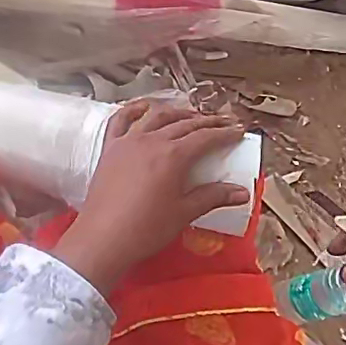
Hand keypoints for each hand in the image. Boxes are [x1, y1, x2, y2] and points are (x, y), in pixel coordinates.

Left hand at [52, 100, 249, 292]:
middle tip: (223, 122)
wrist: (103, 238)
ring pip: (156, 116)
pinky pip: (121, 120)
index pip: (205, 137)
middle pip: (184, 124)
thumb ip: (213, 197)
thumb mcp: (184, 213)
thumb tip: (242, 192)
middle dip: (207, 121)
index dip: (224, 133)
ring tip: (192, 114)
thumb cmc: (146, 229)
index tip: (238, 131)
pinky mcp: (110, 148)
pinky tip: (144, 107)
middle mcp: (151, 141)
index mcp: (173, 156)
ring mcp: (128, 141)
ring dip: (177, 112)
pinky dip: (134, 109)